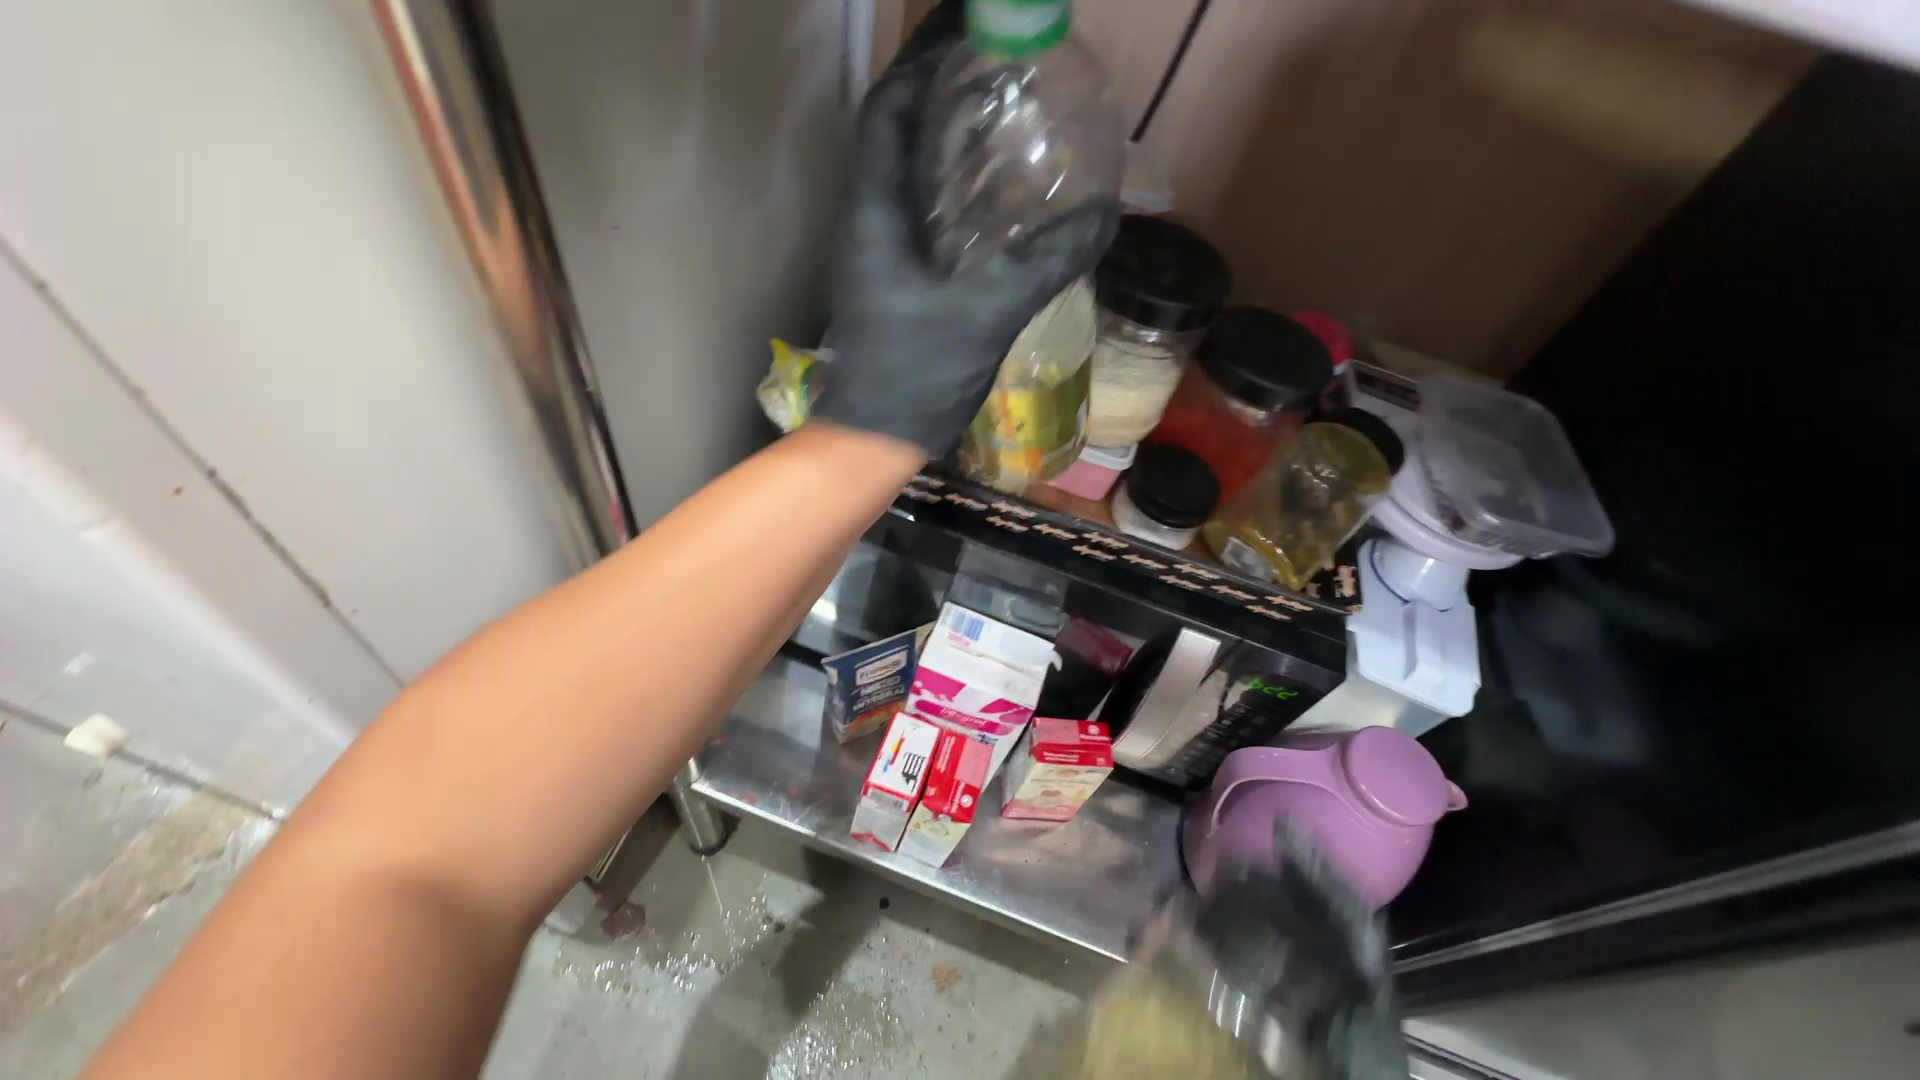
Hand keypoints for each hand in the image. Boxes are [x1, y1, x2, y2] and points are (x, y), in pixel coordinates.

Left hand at [812, 38, 1119, 458]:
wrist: (879, 435)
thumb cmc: (917, 373)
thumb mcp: (987, 312)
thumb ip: (1044, 262)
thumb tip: (1103, 216)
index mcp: (873, 214)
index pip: (885, 114)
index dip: (920, 68)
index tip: (966, 42)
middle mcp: (869, 222)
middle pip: (897, 136)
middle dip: (939, 96)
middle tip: (996, 74)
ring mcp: (879, 252)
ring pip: (908, 176)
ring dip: (946, 141)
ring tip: (1001, 119)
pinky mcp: (896, 279)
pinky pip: (923, 215)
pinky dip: (954, 191)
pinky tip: (996, 199)